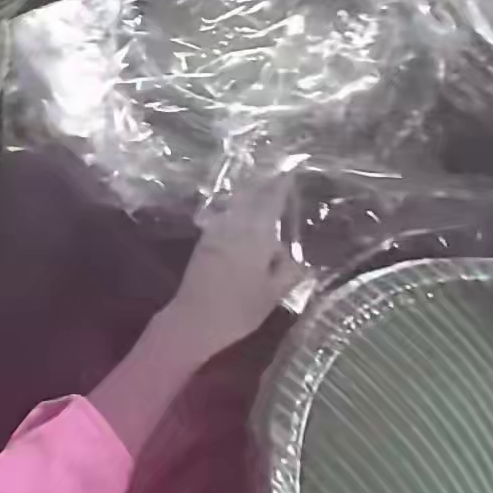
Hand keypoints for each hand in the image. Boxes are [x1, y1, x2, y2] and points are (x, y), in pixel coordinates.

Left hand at [158, 177, 301, 359]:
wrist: (194, 320)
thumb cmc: (239, 310)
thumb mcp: (273, 295)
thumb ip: (288, 272)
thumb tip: (297, 258)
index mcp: (255, 235)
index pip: (271, 202)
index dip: (280, 186)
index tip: (289, 172)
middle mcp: (234, 226)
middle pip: (250, 199)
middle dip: (264, 189)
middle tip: (277, 182)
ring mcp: (215, 233)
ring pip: (235, 208)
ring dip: (248, 201)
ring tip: (262, 201)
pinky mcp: (203, 243)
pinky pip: (223, 220)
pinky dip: (234, 216)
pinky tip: (242, 225)